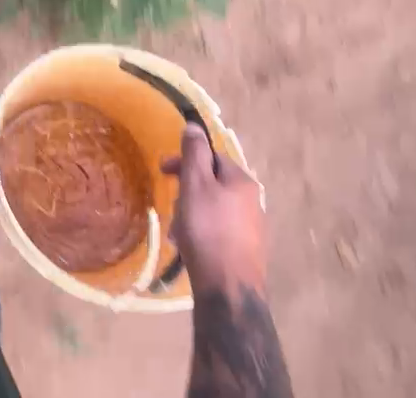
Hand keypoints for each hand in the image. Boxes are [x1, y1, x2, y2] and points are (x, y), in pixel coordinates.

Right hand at [161, 123, 266, 296]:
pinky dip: (200, 230)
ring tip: (177, 229)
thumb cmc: (208, 229)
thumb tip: (194, 125)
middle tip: (171, 203)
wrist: (229, 288)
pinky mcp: (246, 250)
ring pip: (212, 206)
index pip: (211, 156)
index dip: (185, 160)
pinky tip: (189, 245)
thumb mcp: (195, 184)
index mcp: (241, 181)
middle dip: (186, 189)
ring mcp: (251, 228)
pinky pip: (217, 229)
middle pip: (211, 182)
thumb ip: (194, 153)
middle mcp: (252, 201)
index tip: (163, 171)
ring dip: (190, 211)